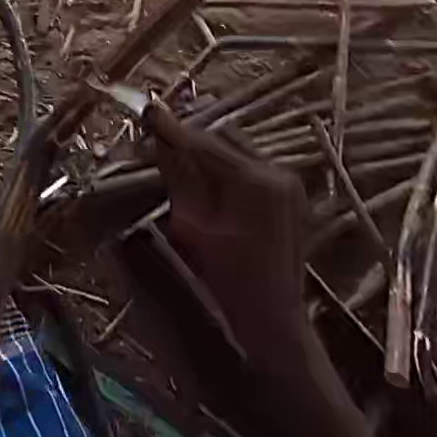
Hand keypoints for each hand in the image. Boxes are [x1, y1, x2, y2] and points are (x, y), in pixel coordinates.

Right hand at [144, 104, 306, 317]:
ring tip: (177, 159)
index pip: (204, 141)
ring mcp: (288, 184)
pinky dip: (223, 166)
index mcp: (255, 180)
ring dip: (206, 150)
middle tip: (157, 141)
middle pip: (222, 138)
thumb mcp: (191, 226)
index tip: (147, 114)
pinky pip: (249, 166)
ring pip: (236, 149)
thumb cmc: (226, 280)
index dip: (172, 128)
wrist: (270, 322)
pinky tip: (205, 179)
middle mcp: (277, 173)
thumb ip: (177, 177)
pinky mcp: (289, 196)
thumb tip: (159, 140)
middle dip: (189, 137)